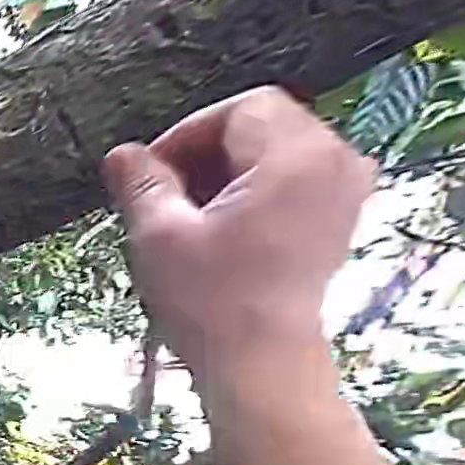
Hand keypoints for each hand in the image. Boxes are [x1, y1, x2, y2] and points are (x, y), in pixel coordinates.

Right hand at [102, 86, 394, 464]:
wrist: (256, 355)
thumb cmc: (205, 297)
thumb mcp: (158, 236)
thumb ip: (141, 185)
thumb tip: (121, 154)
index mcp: (296, 156)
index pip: (240, 109)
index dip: (184, 134)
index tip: (144, 176)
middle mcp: (336, 159)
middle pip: (259, 127)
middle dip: (199, 156)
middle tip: (155, 201)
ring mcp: (343, 188)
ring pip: (271, 154)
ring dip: (218, 176)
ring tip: (179, 220)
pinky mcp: (335, 215)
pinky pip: (286, 181)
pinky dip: (244, 193)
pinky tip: (212, 232)